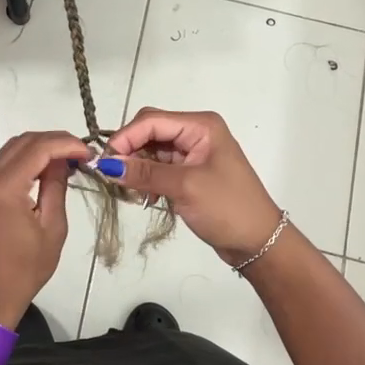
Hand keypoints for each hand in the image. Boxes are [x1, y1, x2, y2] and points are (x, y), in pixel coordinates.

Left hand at [0, 132, 90, 327]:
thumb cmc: (25, 268)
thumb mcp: (52, 228)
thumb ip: (57, 186)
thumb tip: (64, 160)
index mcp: (4, 187)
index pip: (38, 148)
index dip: (66, 144)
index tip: (89, 152)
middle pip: (24, 141)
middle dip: (55, 141)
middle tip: (81, 153)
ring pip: (13, 148)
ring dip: (41, 148)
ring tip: (68, 160)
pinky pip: (4, 161)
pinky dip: (27, 159)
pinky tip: (47, 168)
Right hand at [107, 109, 283, 267]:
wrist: (259, 243)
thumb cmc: (228, 208)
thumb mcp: (185, 187)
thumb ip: (145, 173)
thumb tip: (105, 165)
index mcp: (200, 126)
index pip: (151, 121)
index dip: (125, 138)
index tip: (104, 162)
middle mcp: (195, 132)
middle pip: (149, 131)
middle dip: (129, 151)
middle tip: (112, 176)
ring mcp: (192, 152)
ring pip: (151, 150)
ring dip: (136, 167)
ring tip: (128, 191)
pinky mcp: (189, 172)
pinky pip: (158, 166)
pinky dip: (146, 178)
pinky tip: (142, 197)